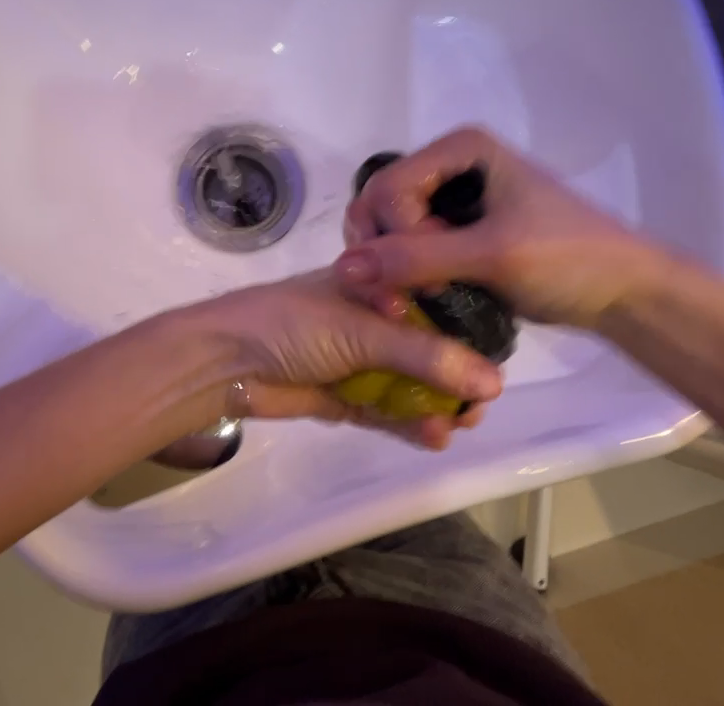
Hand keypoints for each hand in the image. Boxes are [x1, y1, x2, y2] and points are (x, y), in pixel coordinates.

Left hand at [169, 271, 503, 448]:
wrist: (226, 361)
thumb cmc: (291, 324)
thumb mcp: (363, 330)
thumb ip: (425, 355)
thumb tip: (493, 382)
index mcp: (375, 286)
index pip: (434, 303)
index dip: (467, 331)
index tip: (497, 359)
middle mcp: (370, 321)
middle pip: (427, 349)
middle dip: (456, 377)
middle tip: (479, 406)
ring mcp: (356, 360)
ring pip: (409, 384)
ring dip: (435, 405)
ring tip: (460, 425)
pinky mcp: (343, 396)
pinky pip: (386, 411)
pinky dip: (409, 424)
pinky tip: (434, 437)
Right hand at [337, 127, 669, 330]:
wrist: (627, 294)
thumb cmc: (569, 261)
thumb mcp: (492, 256)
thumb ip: (417, 259)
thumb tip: (343, 268)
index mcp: (458, 149)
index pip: (388, 188)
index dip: (394, 235)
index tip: (427, 277)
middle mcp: (445, 164)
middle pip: (378, 204)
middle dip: (383, 250)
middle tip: (405, 293)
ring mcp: (448, 197)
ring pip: (386, 227)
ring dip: (388, 266)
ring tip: (413, 298)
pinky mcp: (452, 229)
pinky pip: (405, 245)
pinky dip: (402, 272)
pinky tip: (416, 296)